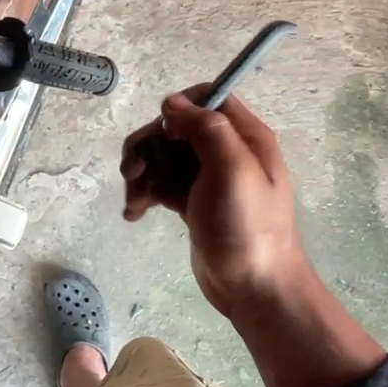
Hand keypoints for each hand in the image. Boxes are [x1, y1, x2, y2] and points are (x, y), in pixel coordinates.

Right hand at [122, 91, 308, 317]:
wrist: (254, 289)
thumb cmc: (247, 228)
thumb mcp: (233, 171)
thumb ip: (206, 130)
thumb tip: (171, 102)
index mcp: (244, 137)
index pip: (208, 97)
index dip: (179, 110)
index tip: (164, 136)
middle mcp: (226, 151)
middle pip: (175, 128)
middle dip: (148, 147)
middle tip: (134, 174)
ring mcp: (207, 178)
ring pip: (162, 156)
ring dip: (140, 173)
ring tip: (134, 201)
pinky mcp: (192, 202)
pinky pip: (160, 183)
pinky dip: (143, 194)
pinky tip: (134, 213)